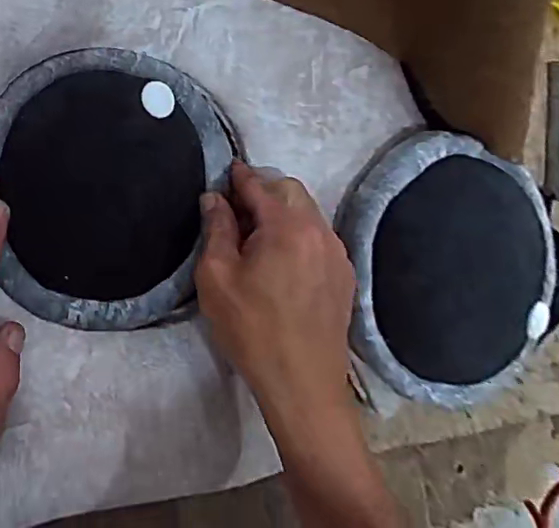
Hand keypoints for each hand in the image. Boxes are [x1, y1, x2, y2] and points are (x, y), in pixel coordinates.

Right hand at [196, 162, 356, 423]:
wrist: (304, 386)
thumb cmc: (253, 330)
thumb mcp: (218, 277)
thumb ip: (216, 228)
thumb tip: (214, 198)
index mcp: (287, 225)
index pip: (259, 185)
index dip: (238, 176)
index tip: (225, 171)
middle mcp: (318, 229)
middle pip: (289, 190)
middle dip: (263, 190)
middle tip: (237, 210)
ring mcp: (336, 252)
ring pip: (307, 212)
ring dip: (282, 211)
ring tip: (257, 236)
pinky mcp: (344, 274)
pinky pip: (319, 236)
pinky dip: (299, 233)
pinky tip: (282, 260)